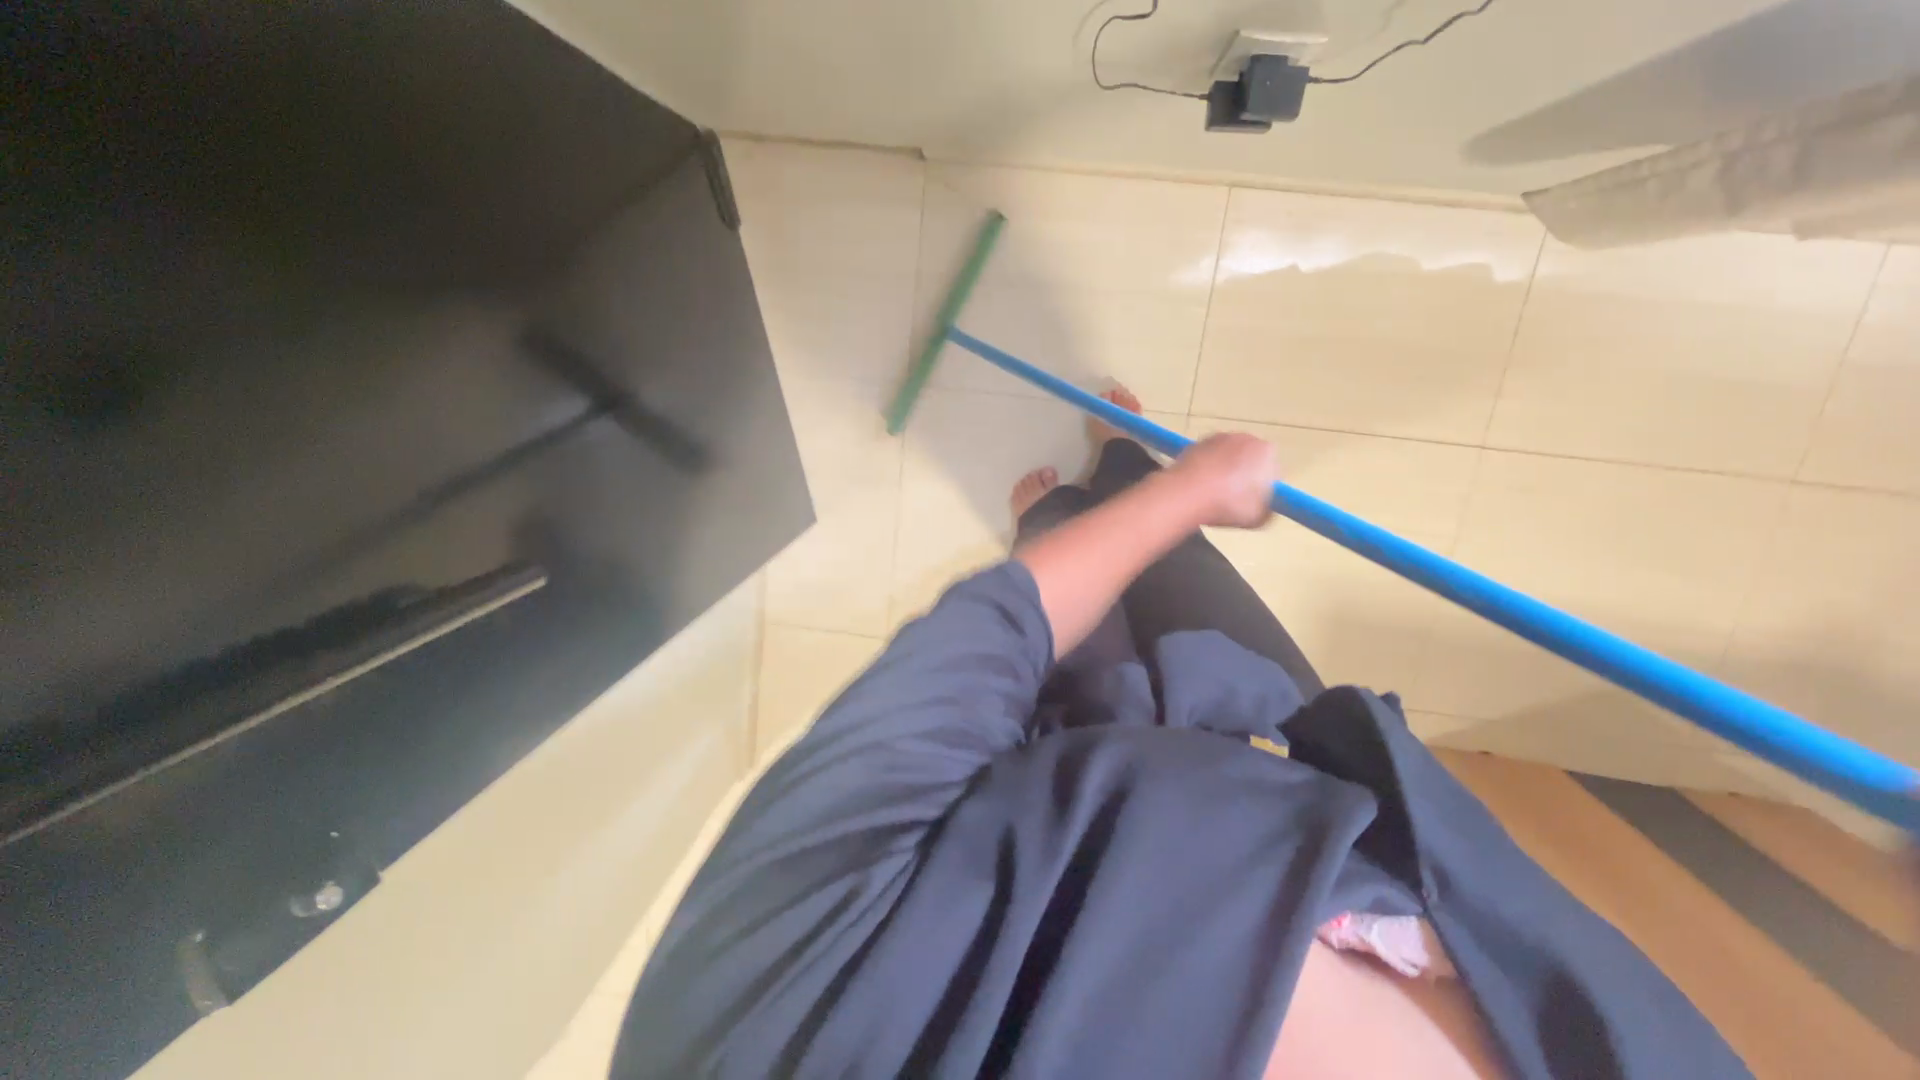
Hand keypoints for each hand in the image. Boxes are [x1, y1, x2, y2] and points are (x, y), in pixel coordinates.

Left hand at [1166, 433, 1276, 528]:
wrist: (1186, 493)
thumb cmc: (1229, 504)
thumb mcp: (1260, 517)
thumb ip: (1267, 508)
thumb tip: (1263, 506)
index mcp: (1266, 451)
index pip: (1272, 469)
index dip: (1264, 486)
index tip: (1253, 501)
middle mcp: (1244, 437)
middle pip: (1249, 458)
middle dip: (1244, 474)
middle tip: (1233, 498)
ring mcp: (1217, 438)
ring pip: (1226, 456)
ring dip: (1223, 470)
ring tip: (1213, 494)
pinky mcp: (1194, 443)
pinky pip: (1206, 458)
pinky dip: (1204, 468)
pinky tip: (1198, 487)